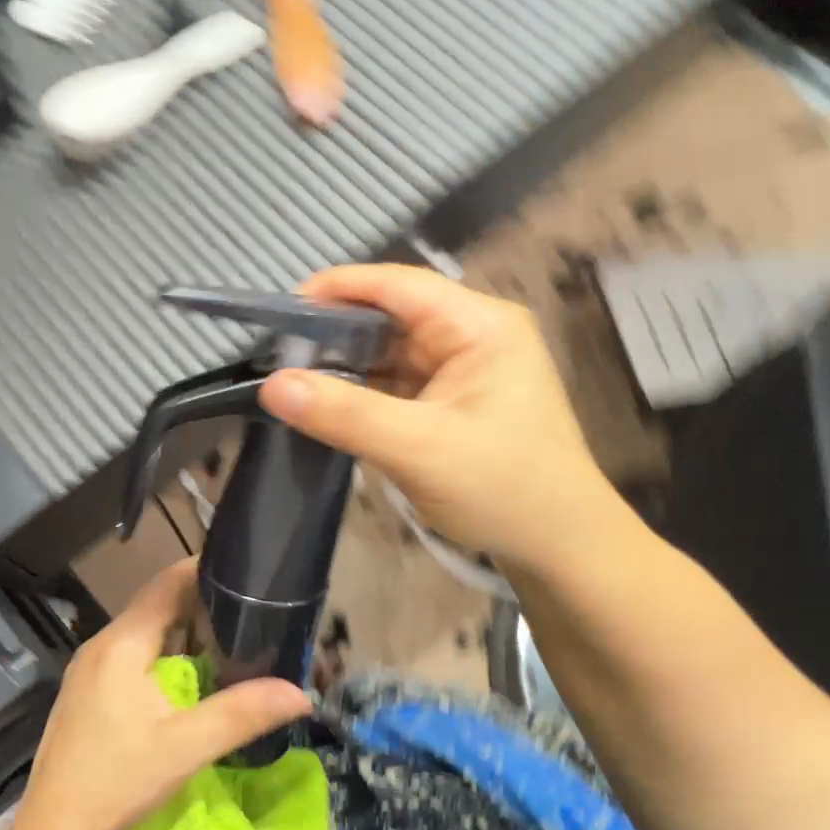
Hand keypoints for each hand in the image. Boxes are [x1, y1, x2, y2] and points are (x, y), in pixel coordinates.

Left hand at [21, 560, 311, 829]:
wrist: (58, 823)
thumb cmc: (120, 777)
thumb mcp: (187, 746)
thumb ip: (242, 714)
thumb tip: (300, 693)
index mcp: (122, 644)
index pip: (165, 585)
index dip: (202, 571)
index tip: (242, 571)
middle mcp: (99, 645)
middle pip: (153, 607)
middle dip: (198, 607)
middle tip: (246, 614)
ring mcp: (86, 669)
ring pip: (140, 634)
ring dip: (178, 635)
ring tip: (223, 644)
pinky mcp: (83, 692)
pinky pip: (126, 657)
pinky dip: (158, 656)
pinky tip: (181, 681)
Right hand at [257, 264, 615, 571]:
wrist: (557, 544)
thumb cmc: (502, 488)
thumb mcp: (418, 449)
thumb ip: (344, 414)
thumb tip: (272, 385)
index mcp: (478, 326)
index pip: (396, 285)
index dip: (336, 289)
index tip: (278, 313)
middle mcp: (470, 335)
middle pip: (387, 315)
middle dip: (331, 332)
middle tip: (274, 356)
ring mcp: (459, 369)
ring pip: (384, 352)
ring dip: (340, 365)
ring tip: (286, 381)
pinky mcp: (446, 401)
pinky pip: (389, 383)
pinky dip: (355, 392)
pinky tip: (320, 405)